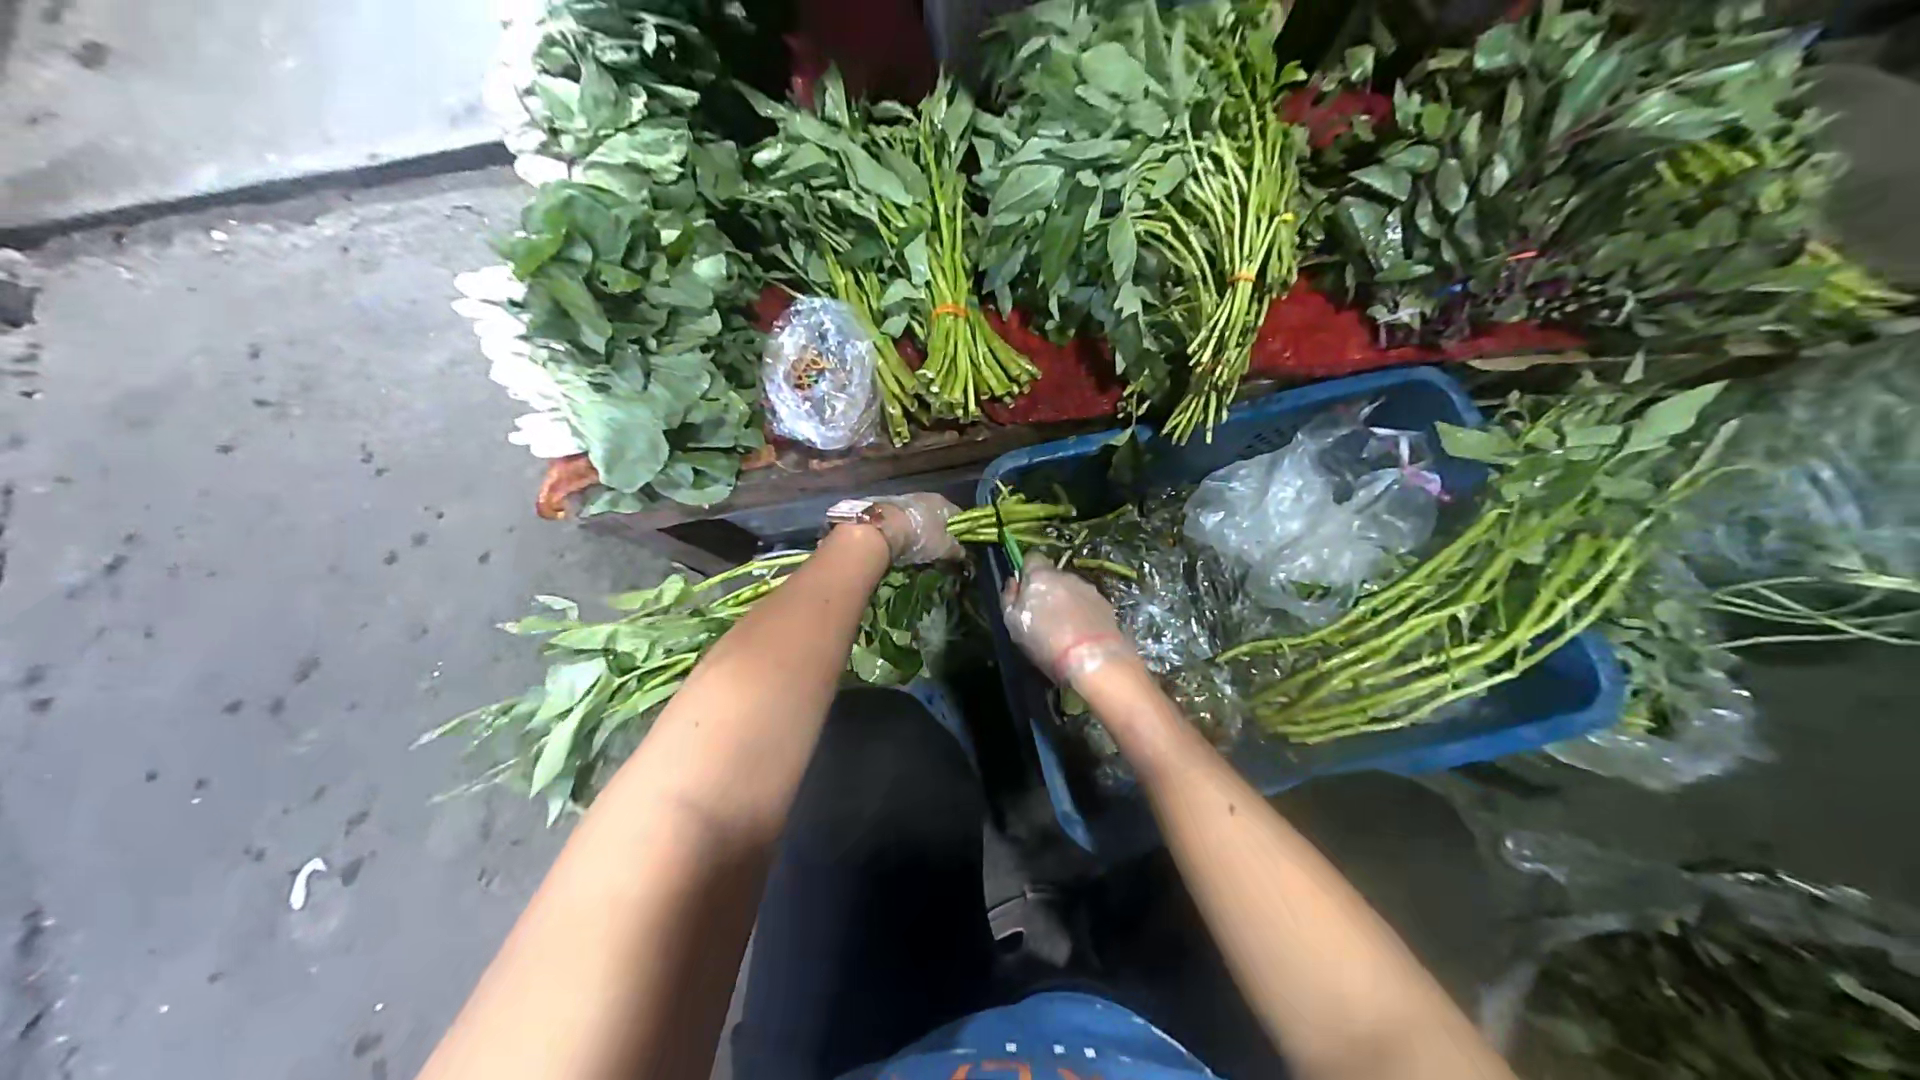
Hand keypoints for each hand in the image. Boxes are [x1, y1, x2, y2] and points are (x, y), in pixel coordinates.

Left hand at [870, 494, 963, 564]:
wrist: (880, 529)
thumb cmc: (919, 537)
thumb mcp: (943, 548)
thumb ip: (956, 550)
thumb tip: (962, 552)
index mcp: (943, 502)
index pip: (959, 516)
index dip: (960, 532)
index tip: (957, 545)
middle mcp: (925, 496)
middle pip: (937, 516)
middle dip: (938, 531)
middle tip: (936, 549)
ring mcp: (905, 499)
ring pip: (919, 517)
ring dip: (919, 530)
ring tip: (915, 547)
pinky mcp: (888, 506)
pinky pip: (903, 520)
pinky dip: (904, 529)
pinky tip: (900, 541)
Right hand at [1000, 554, 1139, 682]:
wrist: (1092, 659)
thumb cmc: (1045, 642)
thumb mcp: (1012, 623)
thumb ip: (1009, 598)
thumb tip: (1013, 582)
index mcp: (1040, 575)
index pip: (1032, 558)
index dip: (1027, 572)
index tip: (1024, 591)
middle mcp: (1066, 575)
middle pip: (1052, 575)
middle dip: (1047, 589)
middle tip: (1042, 615)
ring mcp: (1088, 588)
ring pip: (1071, 589)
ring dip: (1065, 601)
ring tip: (1063, 627)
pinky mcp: (1105, 603)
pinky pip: (1086, 602)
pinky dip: (1082, 612)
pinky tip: (1080, 633)